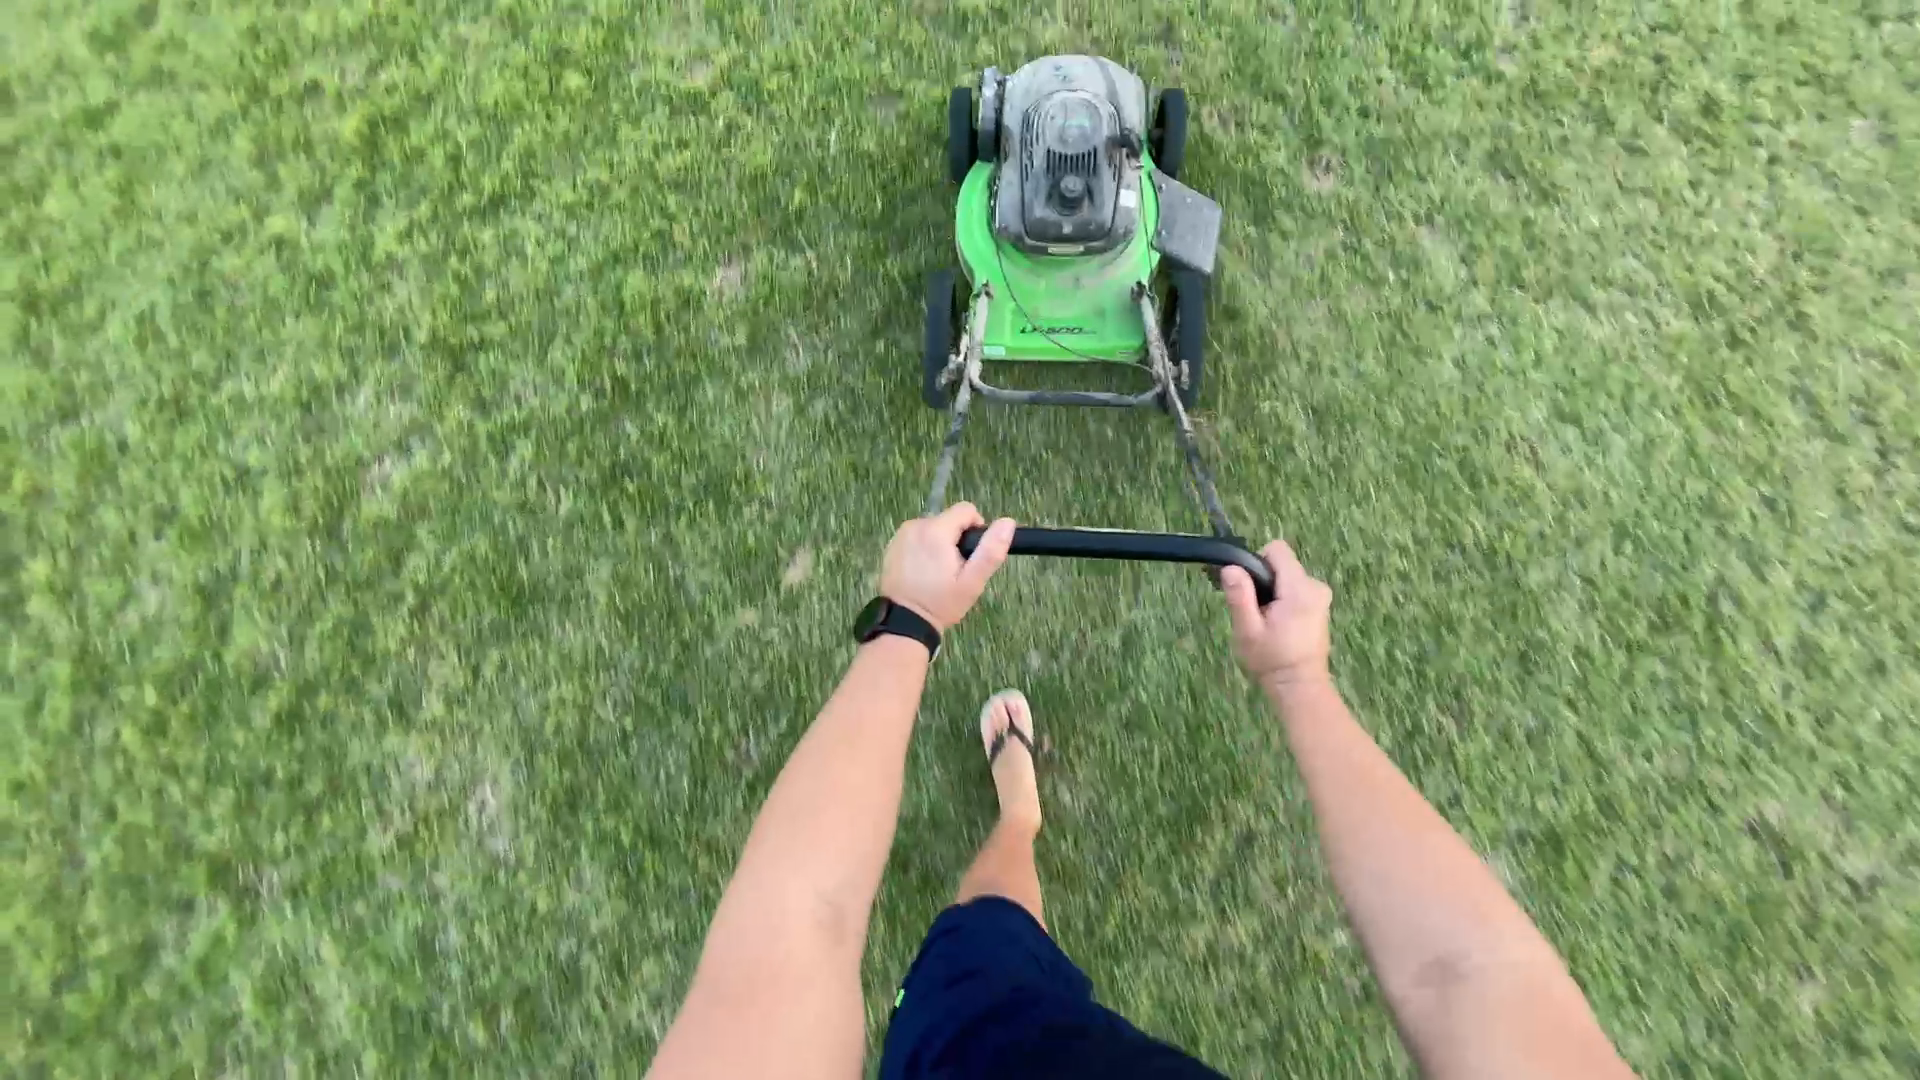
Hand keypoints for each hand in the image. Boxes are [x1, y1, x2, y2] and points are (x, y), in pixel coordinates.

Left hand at [878, 503, 1015, 632]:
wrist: (905, 622)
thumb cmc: (941, 603)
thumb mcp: (972, 582)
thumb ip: (991, 550)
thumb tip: (1008, 522)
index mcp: (936, 530)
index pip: (966, 510)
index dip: (976, 528)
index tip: (972, 554)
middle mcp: (915, 525)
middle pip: (948, 520)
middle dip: (956, 540)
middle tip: (955, 570)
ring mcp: (901, 535)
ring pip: (933, 529)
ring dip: (940, 544)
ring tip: (939, 573)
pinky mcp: (892, 546)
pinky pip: (917, 538)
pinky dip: (924, 549)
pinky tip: (923, 573)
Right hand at [1221, 539, 1332, 687]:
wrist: (1298, 686)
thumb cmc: (1271, 659)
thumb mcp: (1248, 629)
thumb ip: (1240, 595)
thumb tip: (1231, 567)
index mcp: (1300, 589)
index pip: (1276, 550)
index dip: (1256, 563)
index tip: (1248, 588)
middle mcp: (1315, 586)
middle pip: (1281, 564)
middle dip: (1263, 581)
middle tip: (1252, 610)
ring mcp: (1320, 596)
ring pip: (1286, 576)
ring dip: (1272, 592)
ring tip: (1264, 620)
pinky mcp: (1319, 605)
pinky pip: (1294, 588)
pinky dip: (1282, 599)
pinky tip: (1276, 623)